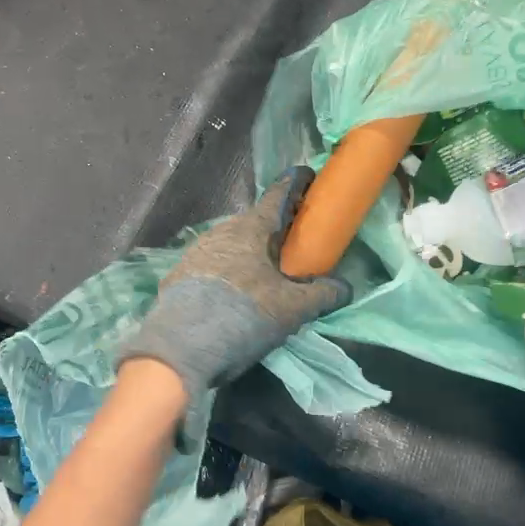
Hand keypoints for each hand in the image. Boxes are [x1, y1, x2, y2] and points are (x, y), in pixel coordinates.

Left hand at [118, 169, 351, 399]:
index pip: (279, 194)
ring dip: (250, 250)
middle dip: (275, 227)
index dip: (296, 184)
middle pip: (256, 220)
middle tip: (294, 243)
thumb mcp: (291, 310)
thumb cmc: (243, 316)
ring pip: (232, 242)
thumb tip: (345, 288)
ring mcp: (198, 250)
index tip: (308, 178)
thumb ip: (322, 295)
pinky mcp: (180, 273)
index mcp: (253, 228)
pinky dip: (228, 270)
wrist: (179, 348)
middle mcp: (224, 230)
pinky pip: (213, 262)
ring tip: (264, 273)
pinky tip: (232, 293)